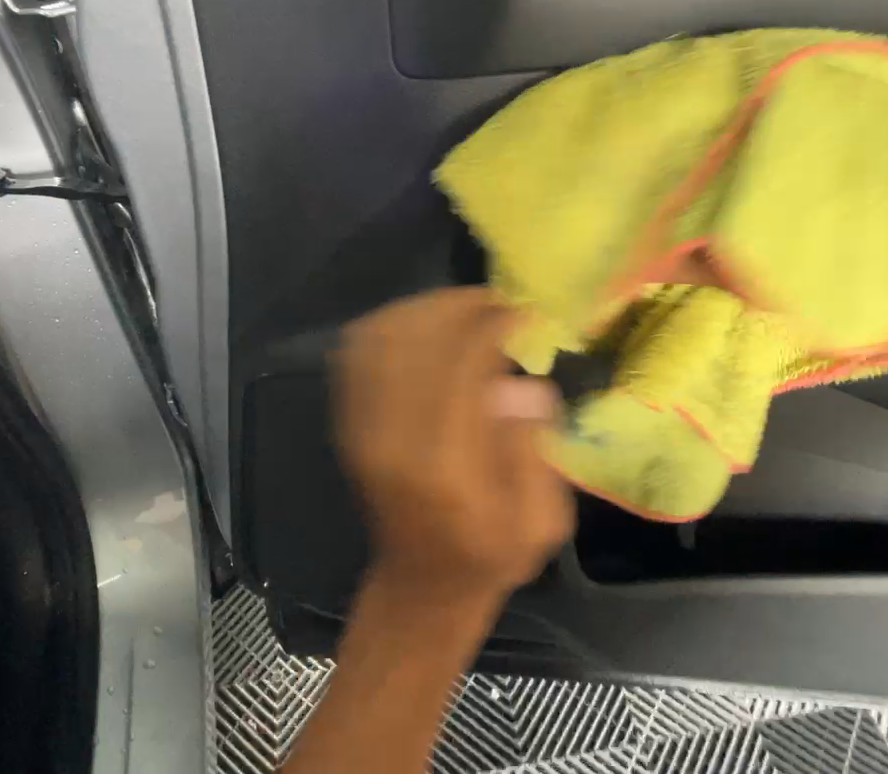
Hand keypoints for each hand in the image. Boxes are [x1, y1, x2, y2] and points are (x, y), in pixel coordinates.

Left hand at [333, 287, 573, 601]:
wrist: (420, 584)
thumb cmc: (490, 555)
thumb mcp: (539, 522)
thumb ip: (534, 452)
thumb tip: (523, 385)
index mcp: (445, 465)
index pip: (459, 365)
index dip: (492, 325)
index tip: (523, 312)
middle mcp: (392, 439)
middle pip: (415, 340)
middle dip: (459, 306)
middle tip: (496, 302)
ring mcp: (361, 429)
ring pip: (380, 338)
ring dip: (424, 310)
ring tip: (466, 309)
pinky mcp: (348, 423)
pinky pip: (356, 354)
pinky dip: (390, 326)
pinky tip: (427, 327)